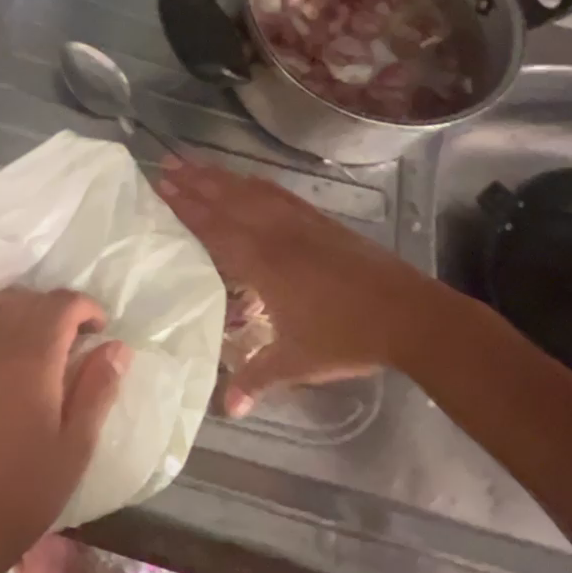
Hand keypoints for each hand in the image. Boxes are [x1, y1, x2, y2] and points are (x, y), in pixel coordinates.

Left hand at [0, 288, 132, 567]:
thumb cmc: (21, 494)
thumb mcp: (75, 448)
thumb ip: (97, 389)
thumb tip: (117, 346)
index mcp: (30, 358)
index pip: (61, 304)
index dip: (85, 308)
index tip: (98, 329)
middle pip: (24, 298)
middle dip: (53, 308)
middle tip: (69, 339)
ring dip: (13, 306)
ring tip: (27, 336)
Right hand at [156, 157, 476, 416]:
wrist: (410, 316)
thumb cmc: (347, 338)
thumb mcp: (296, 363)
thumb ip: (256, 380)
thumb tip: (227, 410)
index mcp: (263, 263)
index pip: (215, 228)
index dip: (186, 208)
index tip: (161, 187)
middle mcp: (278, 235)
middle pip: (229, 200)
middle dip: (195, 181)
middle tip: (166, 164)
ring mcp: (302, 224)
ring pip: (253, 191)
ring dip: (222, 176)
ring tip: (195, 162)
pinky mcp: (323, 222)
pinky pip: (281, 194)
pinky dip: (257, 183)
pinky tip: (249, 179)